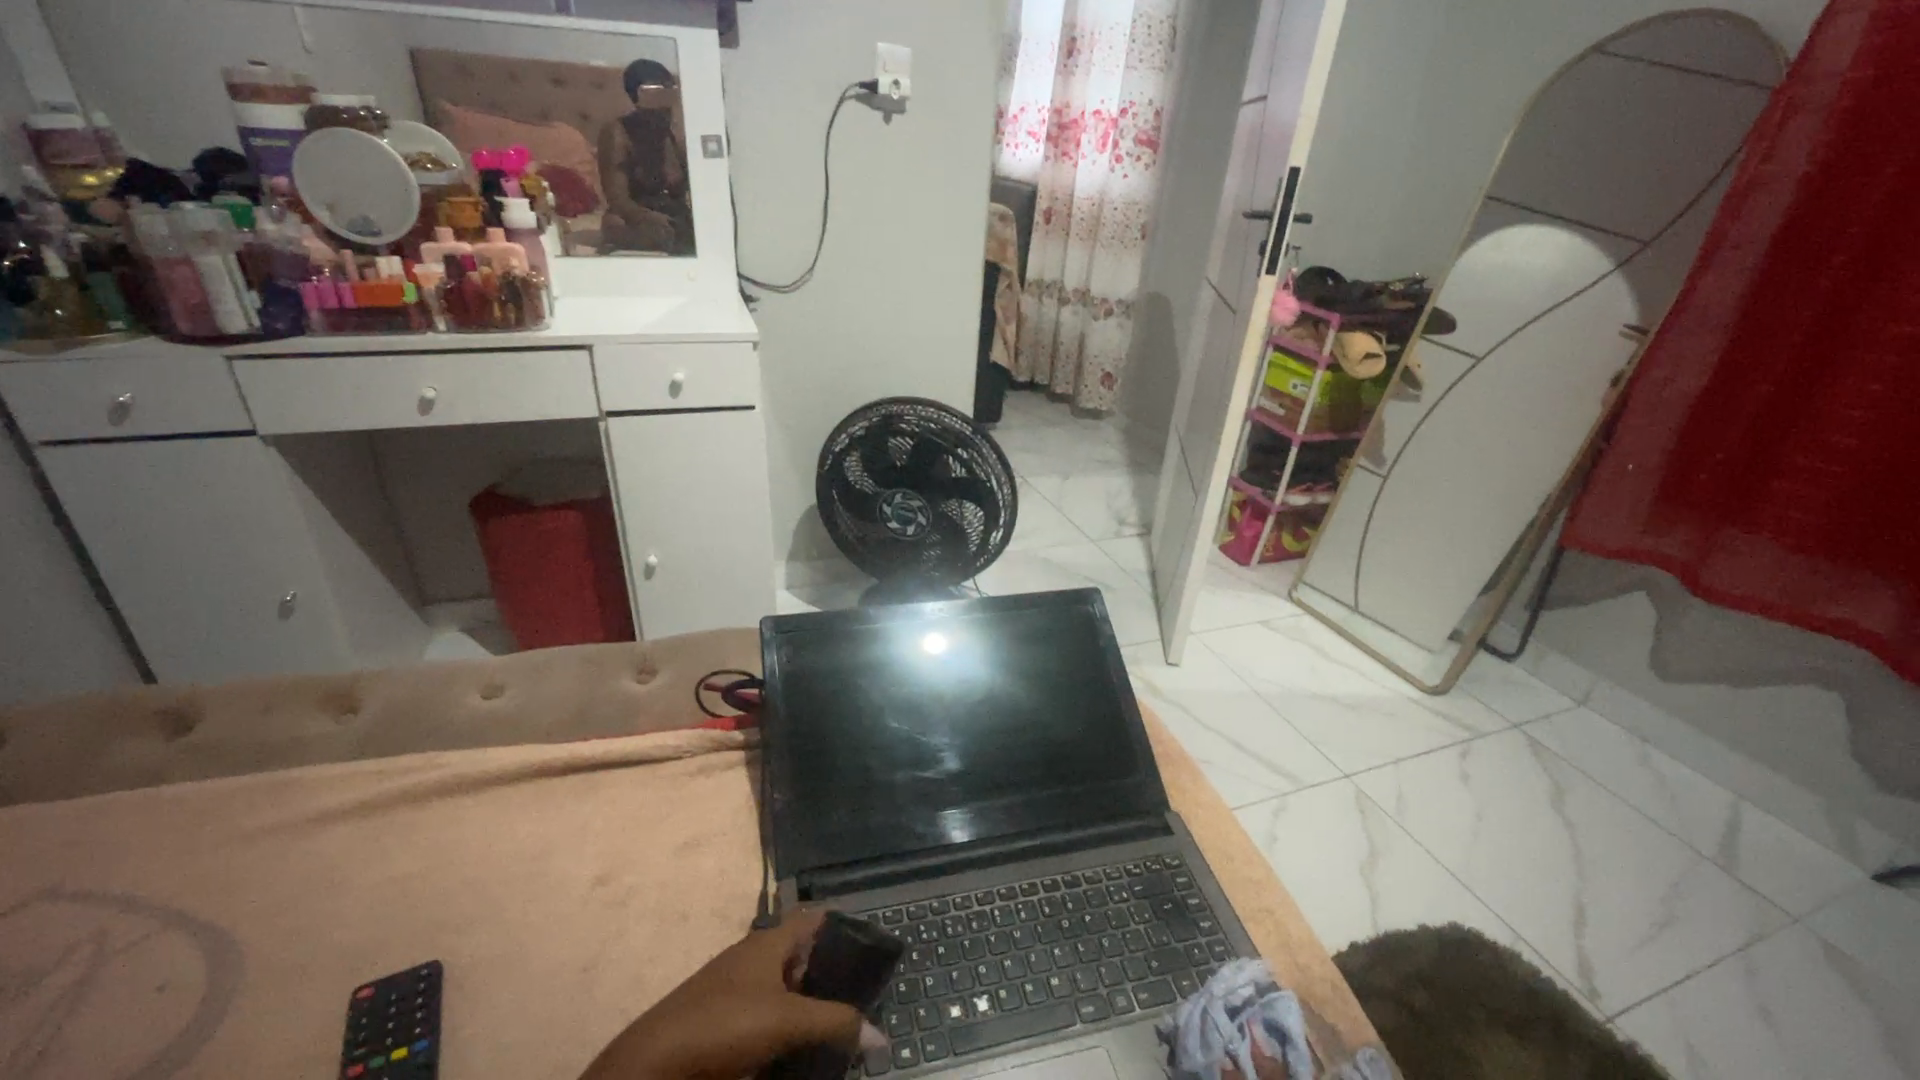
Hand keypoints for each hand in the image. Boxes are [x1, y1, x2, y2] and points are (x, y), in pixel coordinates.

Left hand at [579, 911, 875, 1079]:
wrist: (654, 1066)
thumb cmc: (724, 1024)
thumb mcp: (788, 1020)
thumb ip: (836, 1023)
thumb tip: (881, 1035)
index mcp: (767, 943)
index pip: (813, 918)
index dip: (842, 925)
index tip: (871, 945)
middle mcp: (752, 961)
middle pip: (801, 958)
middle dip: (832, 975)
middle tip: (867, 997)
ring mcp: (735, 995)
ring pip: (784, 994)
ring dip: (811, 1009)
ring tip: (843, 1029)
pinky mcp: (723, 1028)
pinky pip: (767, 1022)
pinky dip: (788, 1033)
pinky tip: (806, 1051)